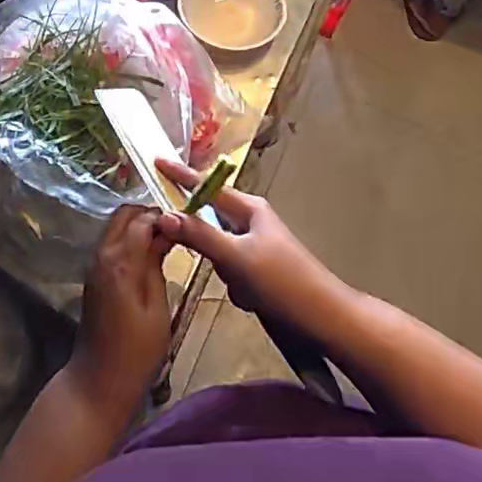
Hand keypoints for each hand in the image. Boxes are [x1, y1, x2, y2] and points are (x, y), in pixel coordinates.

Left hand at [71, 205, 173, 411]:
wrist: (98, 381)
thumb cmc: (136, 351)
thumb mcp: (157, 308)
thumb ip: (156, 265)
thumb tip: (165, 235)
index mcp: (120, 263)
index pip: (141, 221)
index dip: (163, 217)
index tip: (185, 224)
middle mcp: (103, 255)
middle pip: (123, 214)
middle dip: (147, 213)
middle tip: (173, 228)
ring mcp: (94, 263)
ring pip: (115, 225)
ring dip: (137, 223)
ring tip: (164, 240)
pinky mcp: (93, 274)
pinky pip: (110, 241)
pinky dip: (128, 237)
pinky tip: (148, 253)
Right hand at [155, 158, 351, 335]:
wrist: (325, 320)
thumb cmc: (282, 281)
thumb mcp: (236, 257)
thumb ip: (200, 236)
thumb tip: (165, 215)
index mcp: (249, 208)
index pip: (206, 186)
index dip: (180, 175)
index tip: (157, 161)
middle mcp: (252, 221)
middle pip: (210, 221)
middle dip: (207, 246)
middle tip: (212, 261)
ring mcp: (256, 246)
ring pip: (220, 252)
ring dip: (225, 271)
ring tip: (246, 288)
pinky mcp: (260, 271)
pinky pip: (232, 272)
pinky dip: (237, 286)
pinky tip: (253, 300)